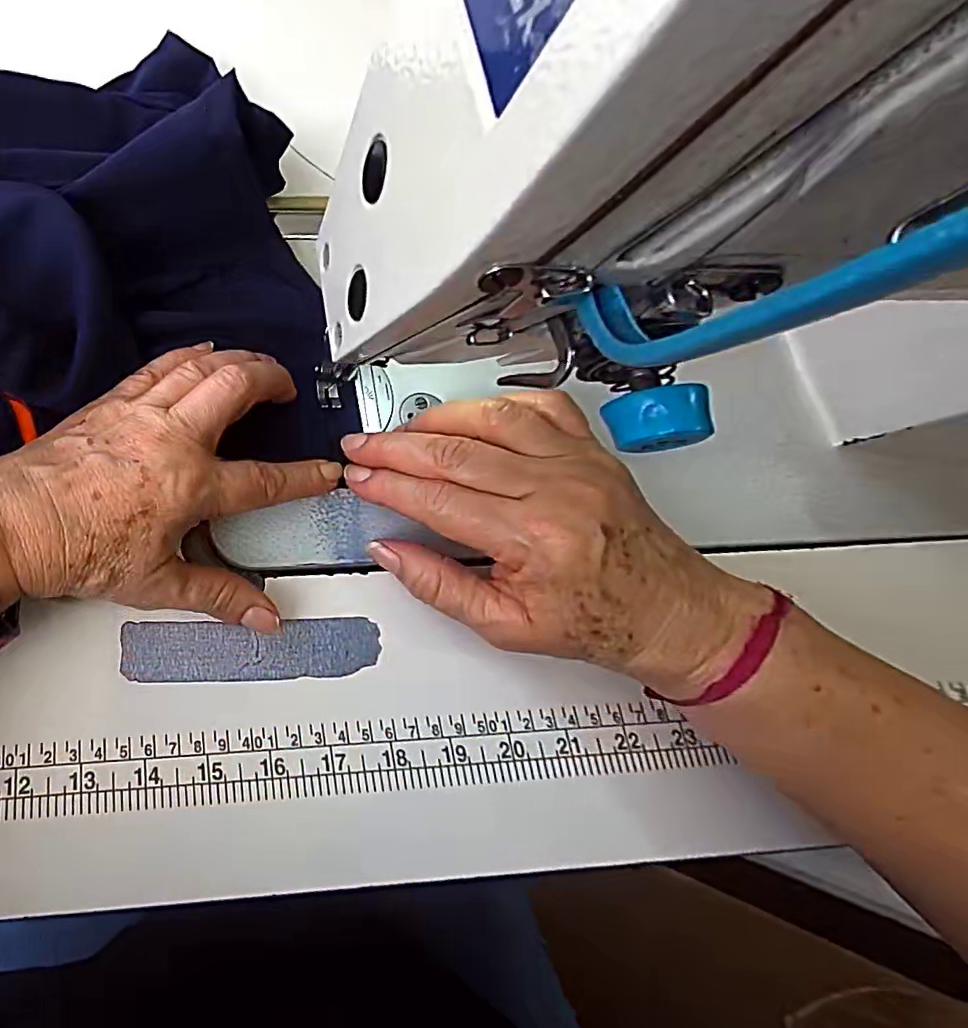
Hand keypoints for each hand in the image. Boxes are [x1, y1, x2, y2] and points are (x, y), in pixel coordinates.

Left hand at [0, 344, 341, 631]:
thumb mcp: (152, 582)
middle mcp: (169, 437)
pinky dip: (184, 357)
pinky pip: (156, 368)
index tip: (322, 472)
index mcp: (188, 485)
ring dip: (233, 359)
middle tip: (285, 388)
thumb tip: (259, 615)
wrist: (13, 523)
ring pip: (199, 366)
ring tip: (250, 364)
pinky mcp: (107, 405)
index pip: (263, 480)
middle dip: (272, 378)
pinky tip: (194, 357)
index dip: (302, 476)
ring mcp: (136, 414)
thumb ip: (214, 595)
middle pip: (237, 387)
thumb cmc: (74, 549)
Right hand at [337, 390, 773, 696]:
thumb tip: (388, 550)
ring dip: (435, 419)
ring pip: (492, 418)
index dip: (386, 484)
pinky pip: (541, 406)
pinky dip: (495, 403)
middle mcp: (558, 491)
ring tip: (400, 429)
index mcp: (532, 538)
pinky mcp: (591, 452)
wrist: (670, 611)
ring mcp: (578, 464)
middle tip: (361, 446)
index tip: (358, 478)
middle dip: (393, 447)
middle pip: (454, 452)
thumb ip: (436, 585)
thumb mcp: (501, 624)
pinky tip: (466, 414)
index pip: (436, 498)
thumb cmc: (595, 619)